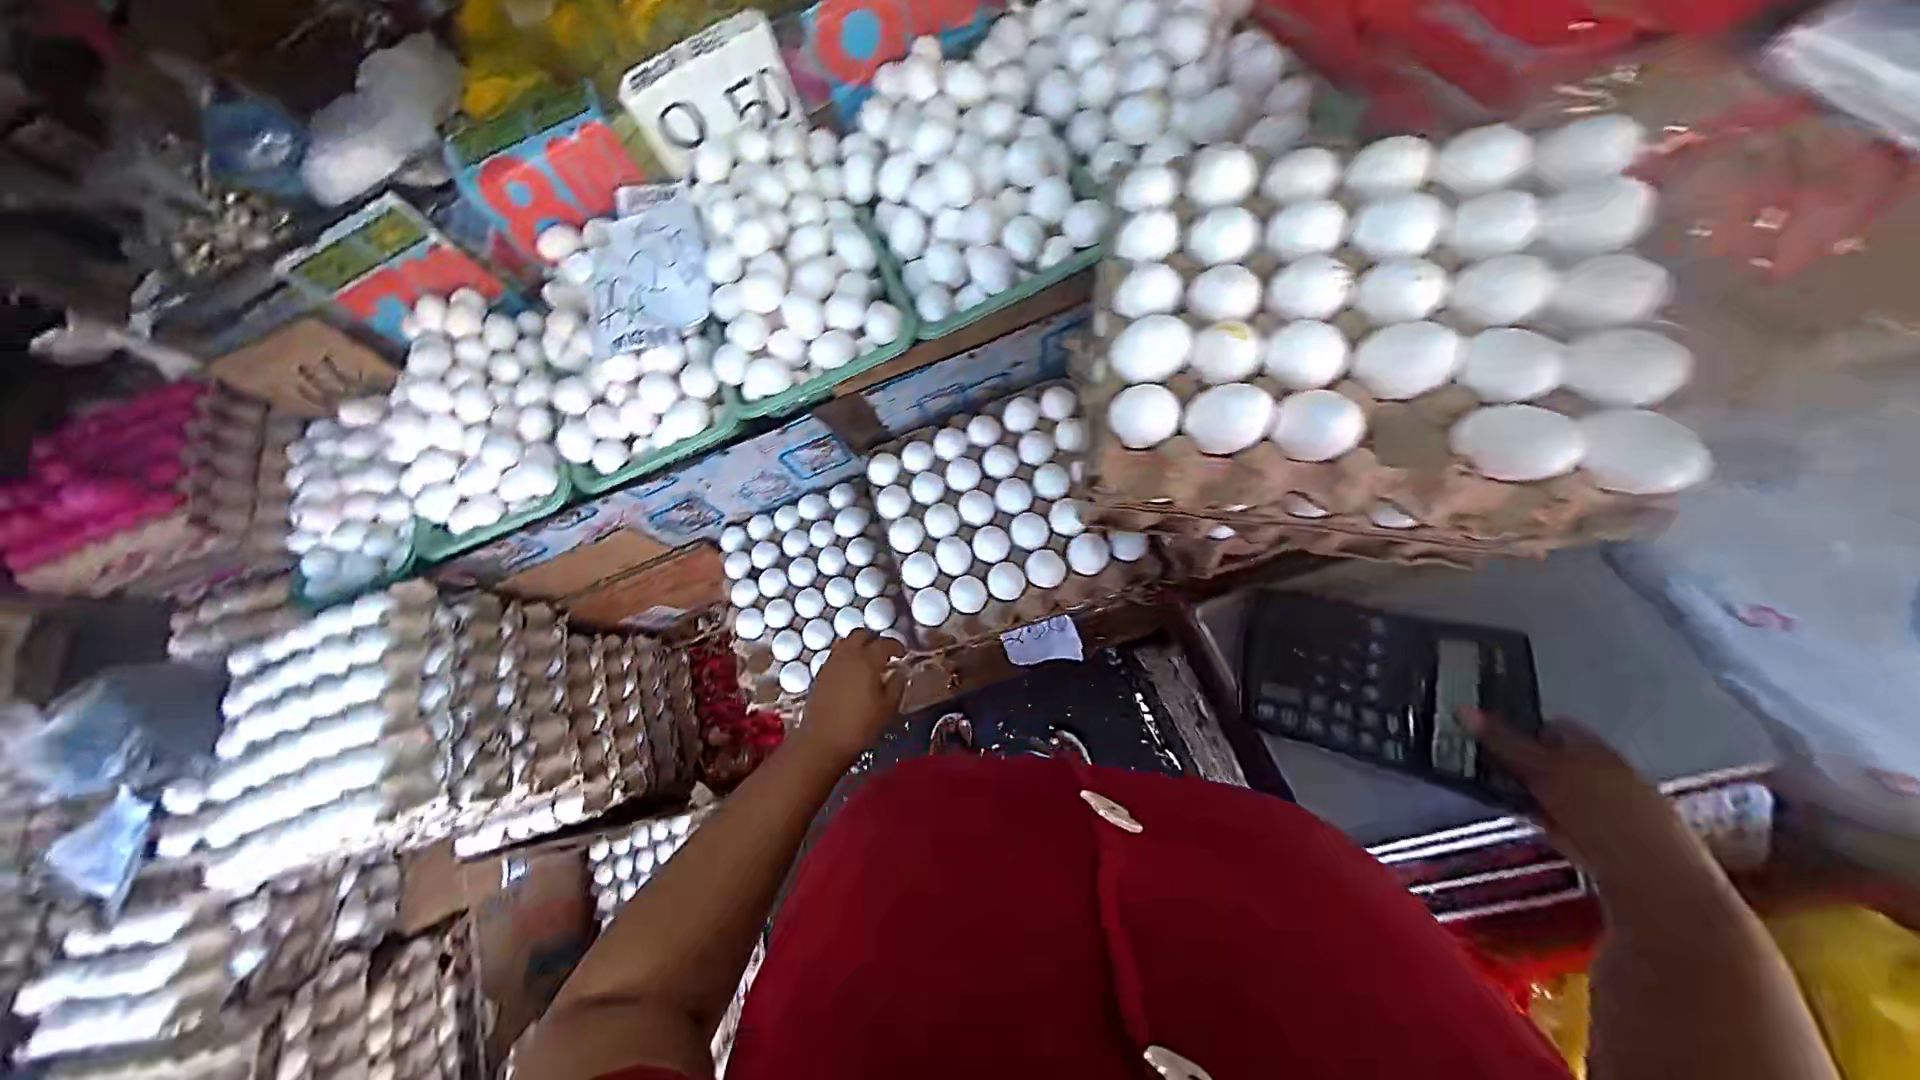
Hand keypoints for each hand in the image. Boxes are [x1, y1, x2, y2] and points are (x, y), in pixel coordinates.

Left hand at [797, 631, 905, 762]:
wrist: (822, 741)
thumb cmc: (860, 725)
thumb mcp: (887, 707)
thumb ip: (896, 685)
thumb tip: (899, 673)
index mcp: (867, 660)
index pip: (885, 643)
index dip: (896, 645)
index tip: (902, 653)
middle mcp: (847, 655)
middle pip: (861, 635)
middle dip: (875, 640)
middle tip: (884, 653)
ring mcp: (831, 663)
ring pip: (845, 642)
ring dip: (858, 646)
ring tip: (867, 660)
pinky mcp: (820, 674)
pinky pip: (835, 656)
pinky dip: (846, 657)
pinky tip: (851, 673)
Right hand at [1462, 709, 1708, 889]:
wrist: (1653, 884)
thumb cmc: (1605, 814)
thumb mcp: (1542, 771)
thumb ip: (1503, 742)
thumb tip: (1465, 711)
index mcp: (1597, 748)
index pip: (1550, 725)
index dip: (1519, 728)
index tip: (1488, 736)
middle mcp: (1608, 773)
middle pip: (1554, 759)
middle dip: (1524, 765)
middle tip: (1490, 769)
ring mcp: (1611, 809)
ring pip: (1557, 792)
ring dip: (1533, 795)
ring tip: (1509, 799)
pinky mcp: (1606, 841)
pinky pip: (1564, 821)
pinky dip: (1546, 821)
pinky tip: (1535, 827)